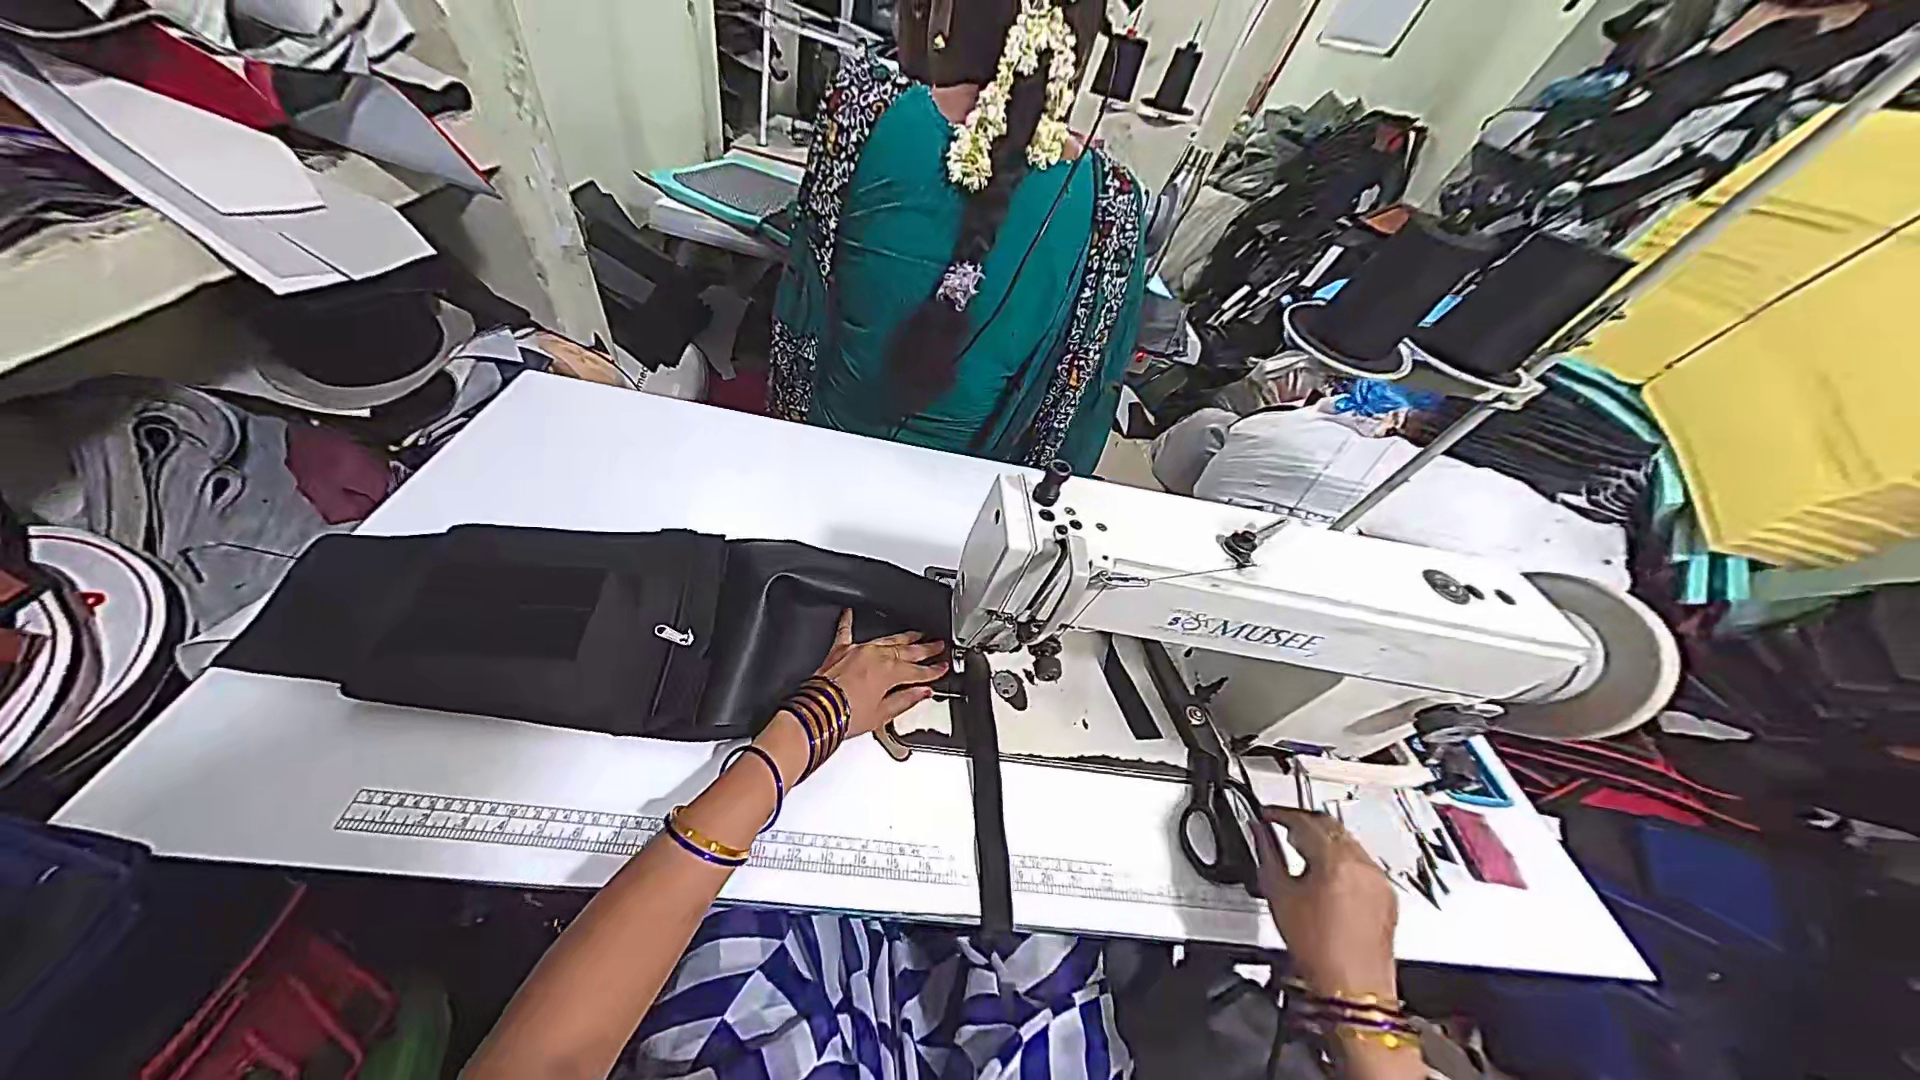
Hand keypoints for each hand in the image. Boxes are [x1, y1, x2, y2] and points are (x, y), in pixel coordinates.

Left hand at [814, 609, 948, 737]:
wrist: (816, 713)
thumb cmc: (845, 715)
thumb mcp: (882, 714)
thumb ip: (906, 699)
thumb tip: (922, 692)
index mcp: (890, 672)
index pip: (919, 671)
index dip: (933, 670)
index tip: (943, 668)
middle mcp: (876, 656)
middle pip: (908, 651)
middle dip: (926, 649)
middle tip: (938, 645)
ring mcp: (858, 651)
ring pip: (887, 640)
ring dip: (903, 637)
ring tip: (916, 633)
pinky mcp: (840, 651)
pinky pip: (845, 631)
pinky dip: (847, 621)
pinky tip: (849, 612)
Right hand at [1253, 806, 1398, 998]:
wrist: (1351, 990)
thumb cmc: (1319, 950)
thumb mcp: (1278, 893)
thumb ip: (1266, 853)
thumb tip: (1258, 832)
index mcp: (1336, 861)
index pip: (1304, 820)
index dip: (1280, 813)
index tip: (1267, 814)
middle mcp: (1363, 865)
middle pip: (1329, 823)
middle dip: (1302, 819)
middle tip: (1280, 822)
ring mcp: (1377, 880)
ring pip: (1346, 839)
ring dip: (1321, 835)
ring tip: (1298, 844)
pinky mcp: (1386, 894)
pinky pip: (1361, 859)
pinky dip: (1339, 854)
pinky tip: (1323, 866)